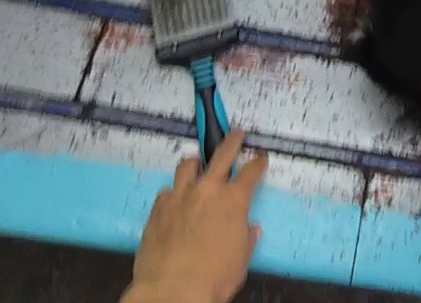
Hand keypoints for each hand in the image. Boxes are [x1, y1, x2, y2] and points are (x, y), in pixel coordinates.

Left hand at [122, 130, 269, 302]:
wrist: (172, 293)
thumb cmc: (214, 279)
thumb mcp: (241, 261)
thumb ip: (246, 239)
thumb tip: (250, 228)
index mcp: (234, 200)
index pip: (252, 171)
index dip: (259, 163)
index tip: (261, 158)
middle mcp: (208, 189)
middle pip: (223, 153)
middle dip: (233, 141)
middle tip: (237, 134)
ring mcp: (181, 196)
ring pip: (188, 165)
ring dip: (197, 164)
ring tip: (198, 167)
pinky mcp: (158, 209)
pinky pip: (167, 191)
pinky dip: (174, 193)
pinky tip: (175, 202)